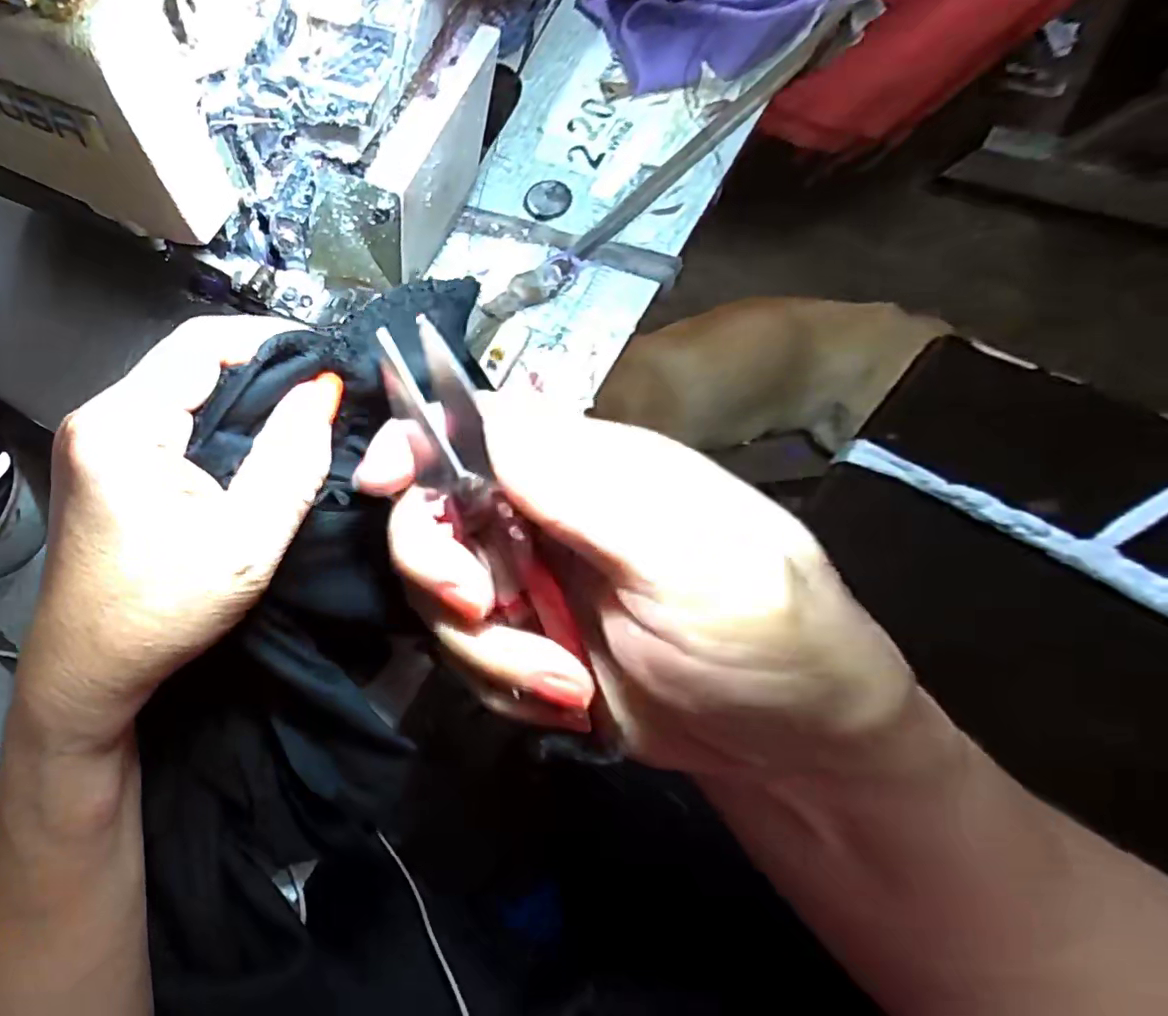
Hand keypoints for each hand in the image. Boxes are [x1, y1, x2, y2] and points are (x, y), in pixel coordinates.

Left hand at [16, 317, 342, 752]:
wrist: (87, 666)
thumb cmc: (158, 614)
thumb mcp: (244, 541)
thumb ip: (290, 460)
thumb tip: (320, 392)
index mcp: (120, 425)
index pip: (200, 344)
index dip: (266, 341)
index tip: (319, 357)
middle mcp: (95, 418)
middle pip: (185, 364)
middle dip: (254, 372)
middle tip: (312, 392)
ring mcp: (90, 439)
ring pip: (175, 391)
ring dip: (231, 400)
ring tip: (287, 416)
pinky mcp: (97, 462)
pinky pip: (160, 421)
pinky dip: (205, 424)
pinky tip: (239, 446)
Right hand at [354, 386, 917, 781]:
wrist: (793, 752)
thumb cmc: (771, 636)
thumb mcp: (692, 555)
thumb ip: (581, 486)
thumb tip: (474, 420)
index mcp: (576, 464)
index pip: (467, 422)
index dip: (410, 441)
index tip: (379, 482)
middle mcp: (531, 510)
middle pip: (426, 512)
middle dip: (437, 569)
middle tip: (482, 611)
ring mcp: (514, 576)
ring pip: (432, 592)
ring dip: (485, 649)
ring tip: (567, 685)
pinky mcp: (507, 636)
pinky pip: (456, 649)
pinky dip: (496, 682)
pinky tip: (564, 699)